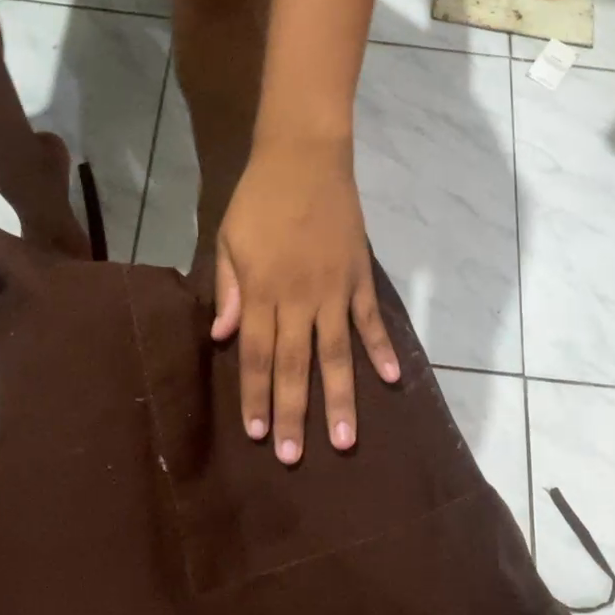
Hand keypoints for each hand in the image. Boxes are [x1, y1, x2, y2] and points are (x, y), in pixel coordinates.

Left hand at [212, 144, 399, 464]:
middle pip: (295, 366)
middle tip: (293, 457)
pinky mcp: (359, 277)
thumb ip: (230, 289)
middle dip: (293, 413)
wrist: (303, 157)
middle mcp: (299, 299)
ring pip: (336, 354)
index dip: (256, 396)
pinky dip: (381, 350)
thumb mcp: (229, 240)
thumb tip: (222, 337)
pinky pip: (371, 321)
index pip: (258, 356)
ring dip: (340, 399)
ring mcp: (334, 291)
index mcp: (263, 292)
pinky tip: (391, 380)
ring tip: (345, 440)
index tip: (257, 434)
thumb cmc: (257, 199)